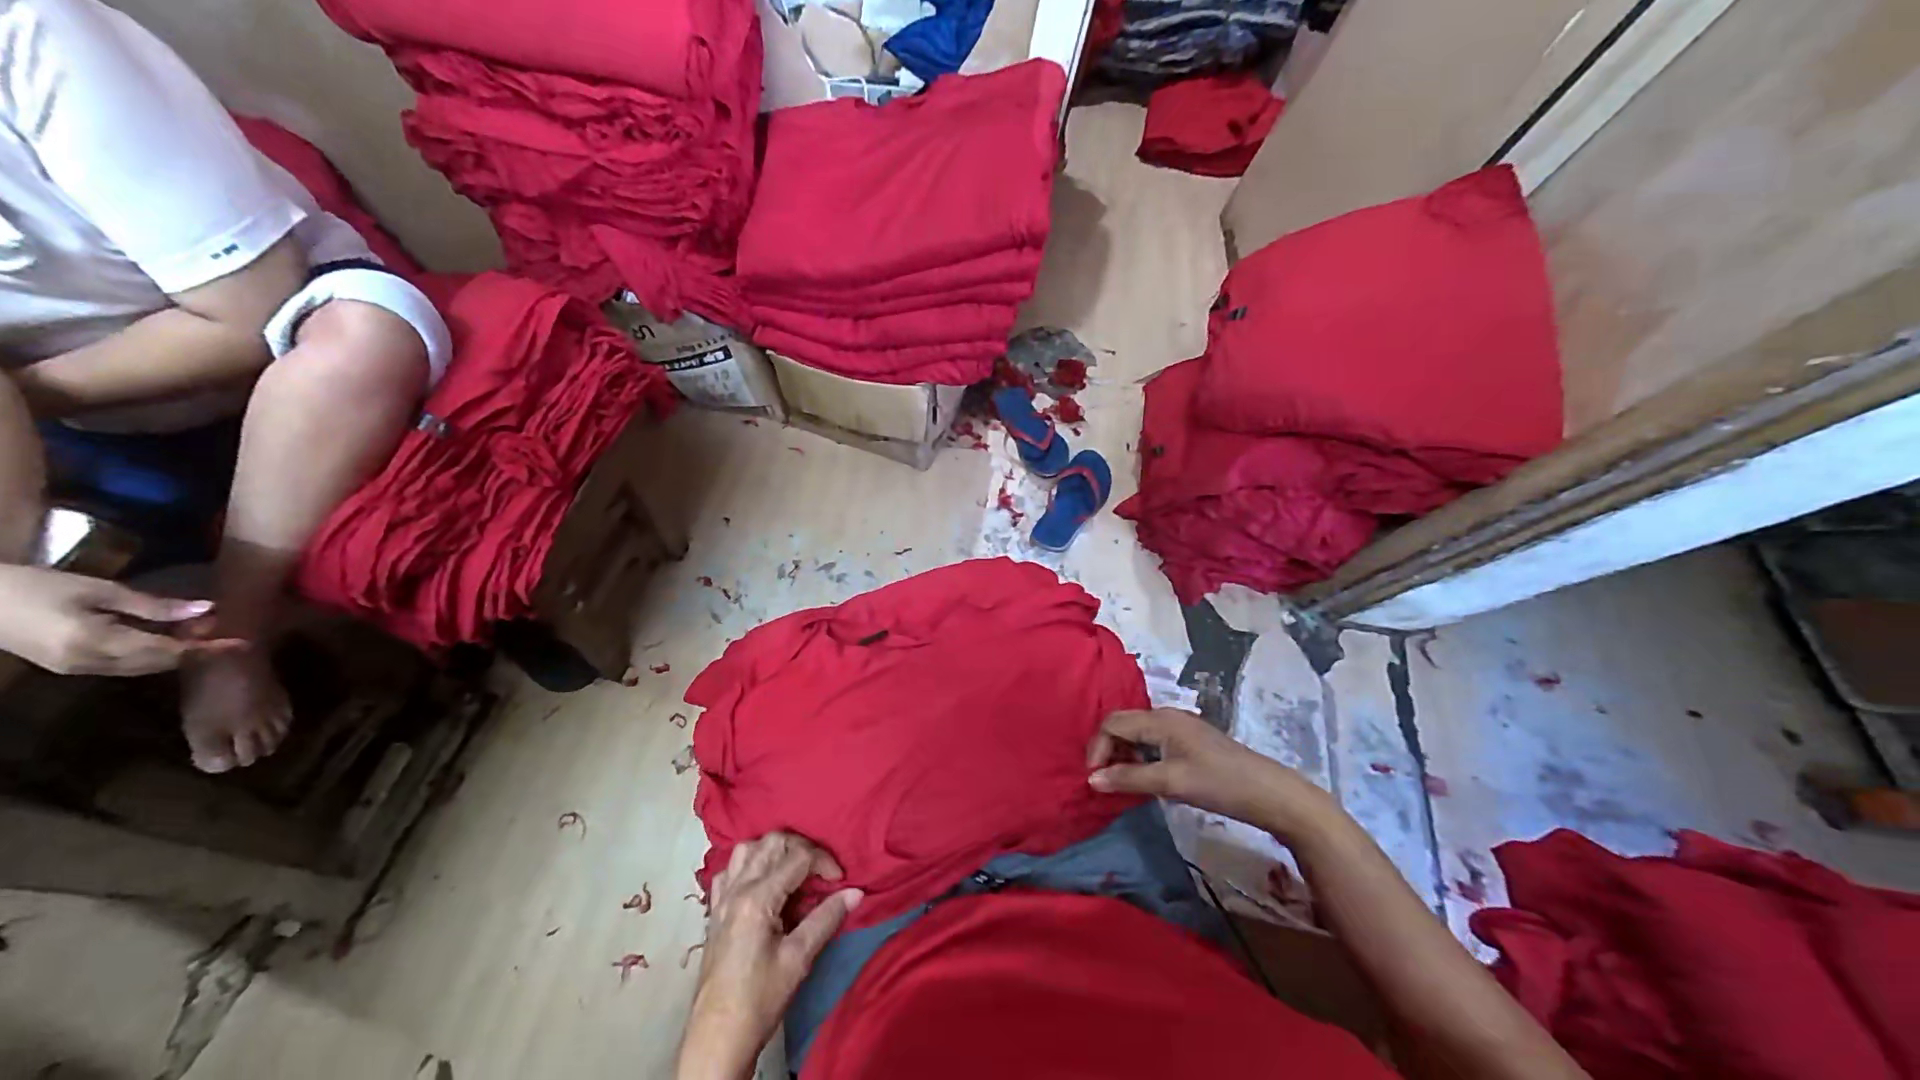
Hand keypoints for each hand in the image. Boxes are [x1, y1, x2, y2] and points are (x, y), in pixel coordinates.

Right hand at [0, 564, 243, 675]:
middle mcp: (88, 663)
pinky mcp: (67, 666)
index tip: (241, 642)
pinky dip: (151, 653)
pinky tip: (166, 635)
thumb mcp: (100, 591)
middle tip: (221, 628)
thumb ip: (154, 606)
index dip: (208, 648)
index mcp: (97, 643)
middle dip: (194, 649)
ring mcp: (75, 669)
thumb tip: (206, 610)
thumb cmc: (35, 587)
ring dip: (175, 652)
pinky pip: (122, 665)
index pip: (169, 652)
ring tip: (200, 629)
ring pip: (142, 667)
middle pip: (159, 663)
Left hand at [678, 832, 863, 1079]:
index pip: (798, 857)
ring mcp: (721, 898)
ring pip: (748, 848)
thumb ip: (827, 918)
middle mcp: (736, 888)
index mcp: (757, 898)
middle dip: (802, 848)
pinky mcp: (714, 910)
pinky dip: (751, 865)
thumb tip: (856, 892)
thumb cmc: (760, 999)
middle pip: (772, 842)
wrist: (718, 1036)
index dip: (825, 862)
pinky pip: (730, 870)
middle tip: (821, 873)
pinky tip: (764, 883)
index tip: (840, 882)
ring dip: (775, 851)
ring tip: (795, 872)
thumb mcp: (799, 958)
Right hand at [1087, 707, 1338, 838]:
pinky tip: (1147, 779)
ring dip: (1124, 755)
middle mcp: (1168, 716)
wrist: (1270, 794)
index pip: (1113, 722)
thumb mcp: (1170, 783)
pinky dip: (1141, 757)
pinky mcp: (1191, 742)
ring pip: (1138, 734)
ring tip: (1124, 783)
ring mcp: (1181, 727)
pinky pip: (1153, 742)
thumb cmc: (1218, 784)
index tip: (1095, 778)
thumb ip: (1129, 779)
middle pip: (1123, 724)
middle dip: (1108, 750)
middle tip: (1106, 781)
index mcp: (1160, 719)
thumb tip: (1092, 779)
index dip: (1098, 748)